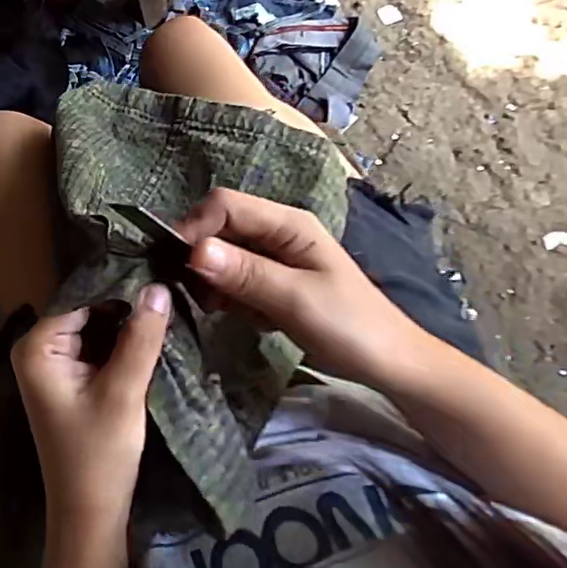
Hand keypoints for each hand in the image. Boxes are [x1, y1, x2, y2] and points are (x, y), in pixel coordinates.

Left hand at [10, 285, 170, 567]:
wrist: (90, 512)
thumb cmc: (99, 455)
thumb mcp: (123, 392)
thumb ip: (141, 338)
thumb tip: (158, 286)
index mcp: (37, 346)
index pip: (81, 294)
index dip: (120, 282)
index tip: (160, 267)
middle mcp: (38, 347)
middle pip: (87, 307)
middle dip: (126, 299)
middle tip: (170, 281)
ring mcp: (54, 363)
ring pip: (96, 325)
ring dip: (128, 318)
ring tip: (168, 297)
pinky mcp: (71, 377)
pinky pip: (98, 344)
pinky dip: (123, 339)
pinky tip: (154, 326)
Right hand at [176, 187, 426, 388]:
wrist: (386, 362)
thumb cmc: (349, 326)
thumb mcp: (296, 299)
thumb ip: (246, 273)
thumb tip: (194, 251)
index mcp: (288, 223)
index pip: (225, 205)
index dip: (196, 228)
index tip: (179, 267)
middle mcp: (276, 232)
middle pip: (219, 228)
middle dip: (202, 259)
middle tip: (202, 297)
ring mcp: (273, 257)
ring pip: (221, 256)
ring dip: (215, 283)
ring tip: (228, 311)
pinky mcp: (270, 282)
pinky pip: (233, 280)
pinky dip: (229, 298)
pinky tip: (247, 318)